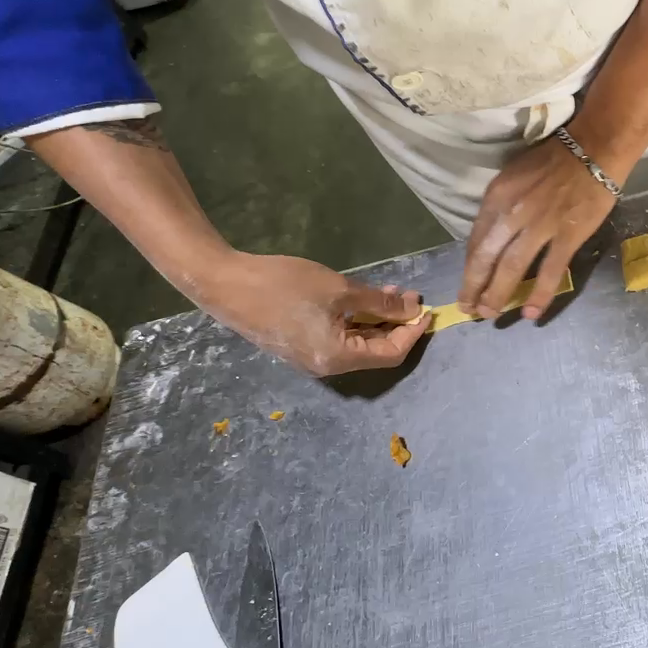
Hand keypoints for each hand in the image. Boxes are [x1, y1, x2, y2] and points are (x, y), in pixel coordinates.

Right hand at [199, 252, 427, 375]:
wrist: (221, 281)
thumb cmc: (283, 285)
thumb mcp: (340, 290)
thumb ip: (381, 303)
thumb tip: (412, 309)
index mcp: (337, 359)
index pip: (391, 354)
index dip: (412, 333)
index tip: (426, 310)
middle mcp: (326, 367)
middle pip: (376, 351)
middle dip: (397, 324)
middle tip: (410, 296)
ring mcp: (310, 358)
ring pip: (358, 344)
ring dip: (378, 320)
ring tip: (392, 292)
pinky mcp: (299, 345)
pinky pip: (339, 338)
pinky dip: (357, 321)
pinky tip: (365, 299)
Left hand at [458, 137, 616, 320]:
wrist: (594, 151)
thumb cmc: (555, 160)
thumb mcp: (515, 177)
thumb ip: (502, 206)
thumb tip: (494, 236)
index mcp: (497, 196)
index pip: (476, 239)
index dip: (469, 267)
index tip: (466, 286)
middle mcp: (512, 212)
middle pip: (486, 257)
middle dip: (475, 287)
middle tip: (470, 309)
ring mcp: (540, 226)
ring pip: (512, 267)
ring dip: (498, 294)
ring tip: (491, 315)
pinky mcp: (568, 236)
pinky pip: (550, 271)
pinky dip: (539, 294)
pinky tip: (531, 312)